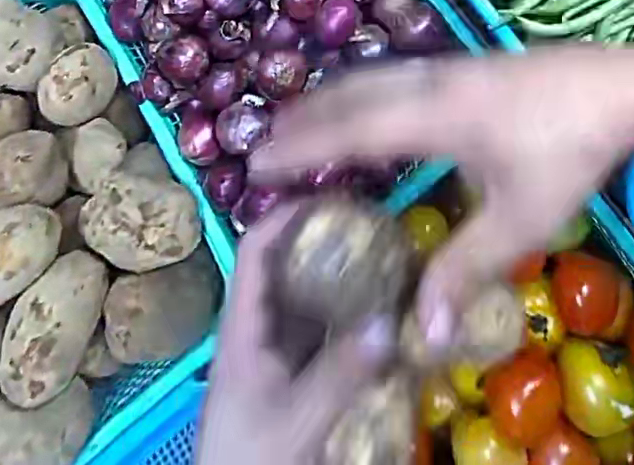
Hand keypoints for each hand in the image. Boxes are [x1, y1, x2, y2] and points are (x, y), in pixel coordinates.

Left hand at [196, 204, 395, 464]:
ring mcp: (278, 353)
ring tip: (385, 257)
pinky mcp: (294, 375)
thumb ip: (340, 374)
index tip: (331, 196)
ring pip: (309, 296)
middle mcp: (260, 329)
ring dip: (342, 275)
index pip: (256, 250)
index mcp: (243, 327)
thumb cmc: (248, 463)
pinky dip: (350, 313)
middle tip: (373, 223)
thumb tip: (390, 321)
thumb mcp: (294, 422)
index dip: (286, 214)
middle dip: (326, 239)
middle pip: (288, 265)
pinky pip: (324, 329)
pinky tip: (382, 311)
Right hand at [251, 47, 633, 353]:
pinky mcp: (473, 62)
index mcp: (437, 116)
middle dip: (308, 115)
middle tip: (266, 140)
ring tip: (306, 115)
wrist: (622, 86)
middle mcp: (435, 81)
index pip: (353, 130)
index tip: (257, 161)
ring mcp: (456, 65)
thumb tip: (421, 337)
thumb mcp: (523, 216)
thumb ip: (468, 269)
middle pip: (357, 93)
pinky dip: (369, 86)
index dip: (303, 146)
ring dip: (337, 95)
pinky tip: (377, 98)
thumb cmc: (571, 151)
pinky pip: (402, 70)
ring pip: (379, 75)